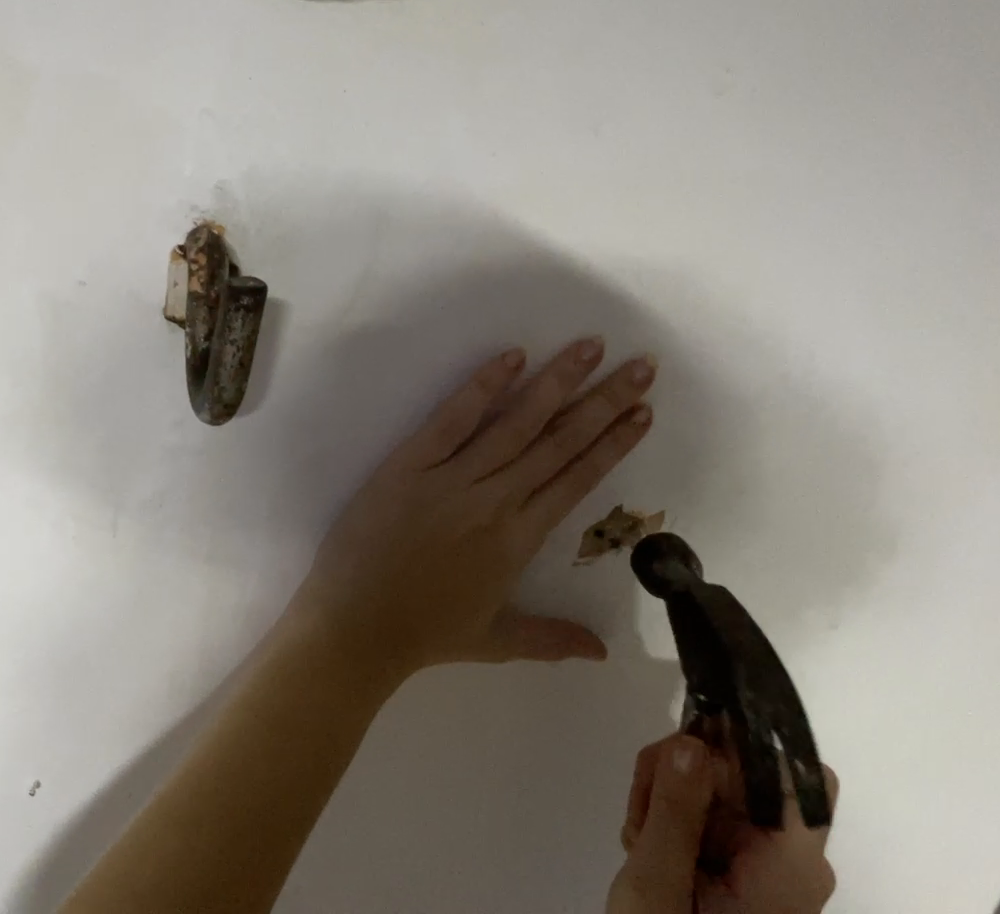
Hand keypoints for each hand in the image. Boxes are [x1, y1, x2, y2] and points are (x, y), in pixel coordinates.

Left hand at [285, 338, 656, 677]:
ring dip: (557, 382)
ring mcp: (453, 478)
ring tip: (591, 346)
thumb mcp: (495, 640)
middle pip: (560, 442)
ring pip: (516, 423)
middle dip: (604, 401)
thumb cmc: (423, 633)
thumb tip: (605, 652)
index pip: (578, 479)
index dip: (614, 443)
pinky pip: (452, 418)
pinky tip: (513, 356)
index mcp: (520, 539)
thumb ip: (552, 639)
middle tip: (641, 364)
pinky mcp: (410, 463)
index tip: (644, 411)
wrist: (355, 626)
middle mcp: (497, 501)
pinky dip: (483, 386)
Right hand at [608, 735, 838, 913]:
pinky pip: (710, 812)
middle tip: (639, 805)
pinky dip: (672, 813)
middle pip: (746, 772)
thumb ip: (674, 812)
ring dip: (668, 793)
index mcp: (790, 864)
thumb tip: (691, 742)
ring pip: (719, 785)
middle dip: (684, 770)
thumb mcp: (658, 887)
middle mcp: (790, 858)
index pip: (799, 773)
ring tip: (637, 838)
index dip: (749, 745)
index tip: (688, 750)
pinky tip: (646, 845)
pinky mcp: (741, 869)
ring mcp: (765, 864)